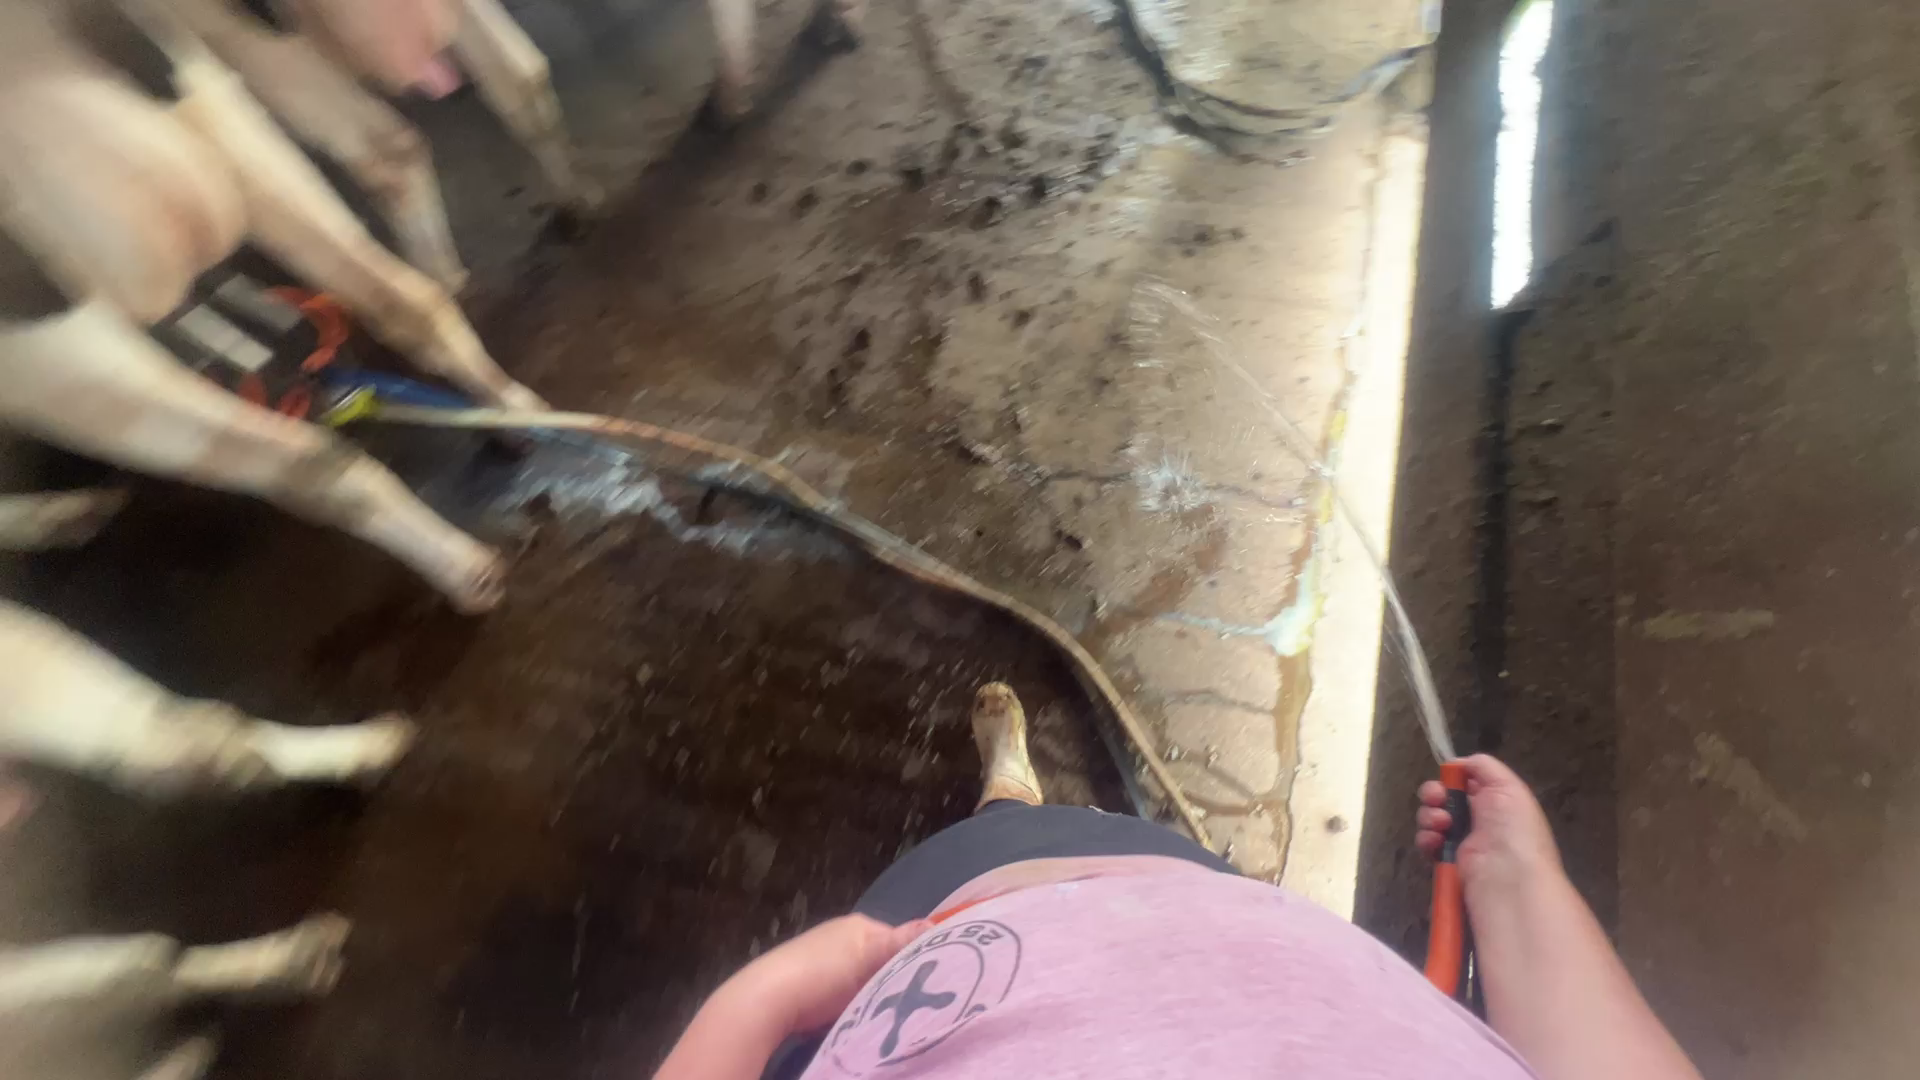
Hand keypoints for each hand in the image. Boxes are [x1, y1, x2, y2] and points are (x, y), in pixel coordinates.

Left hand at [738, 914, 929, 1032]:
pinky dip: (851, 1002)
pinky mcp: (810, 982)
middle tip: (907, 1007)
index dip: (911, 962)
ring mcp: (824, 957)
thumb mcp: (867, 956)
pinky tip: (854, 1017)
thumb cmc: (822, 972)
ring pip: (861, 977)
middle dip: (891, 980)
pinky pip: (843, 991)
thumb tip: (934, 926)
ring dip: (871, 994)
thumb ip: (899, 943)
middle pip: (879, 959)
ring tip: (883, 1015)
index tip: (925, 988)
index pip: (897, 940)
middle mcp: (843, 936)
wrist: (769, 997)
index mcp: (859, 925)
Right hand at [1415, 754, 1562, 898]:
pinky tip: (1435, 841)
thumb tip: (1456, 763)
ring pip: (1430, 818)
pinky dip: (1426, 838)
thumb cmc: (1512, 829)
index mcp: (1494, 804)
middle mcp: (1477, 822)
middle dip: (1433, 794)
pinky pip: (1426, 843)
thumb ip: (1483, 766)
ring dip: (1429, 816)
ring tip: (1442, 825)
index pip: (1463, 784)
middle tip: (1437, 800)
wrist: (1508, 875)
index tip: (1448, 780)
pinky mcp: (1446, 861)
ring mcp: (1460, 842)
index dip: (1452, 779)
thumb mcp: (1509, 787)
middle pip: (1442, 798)